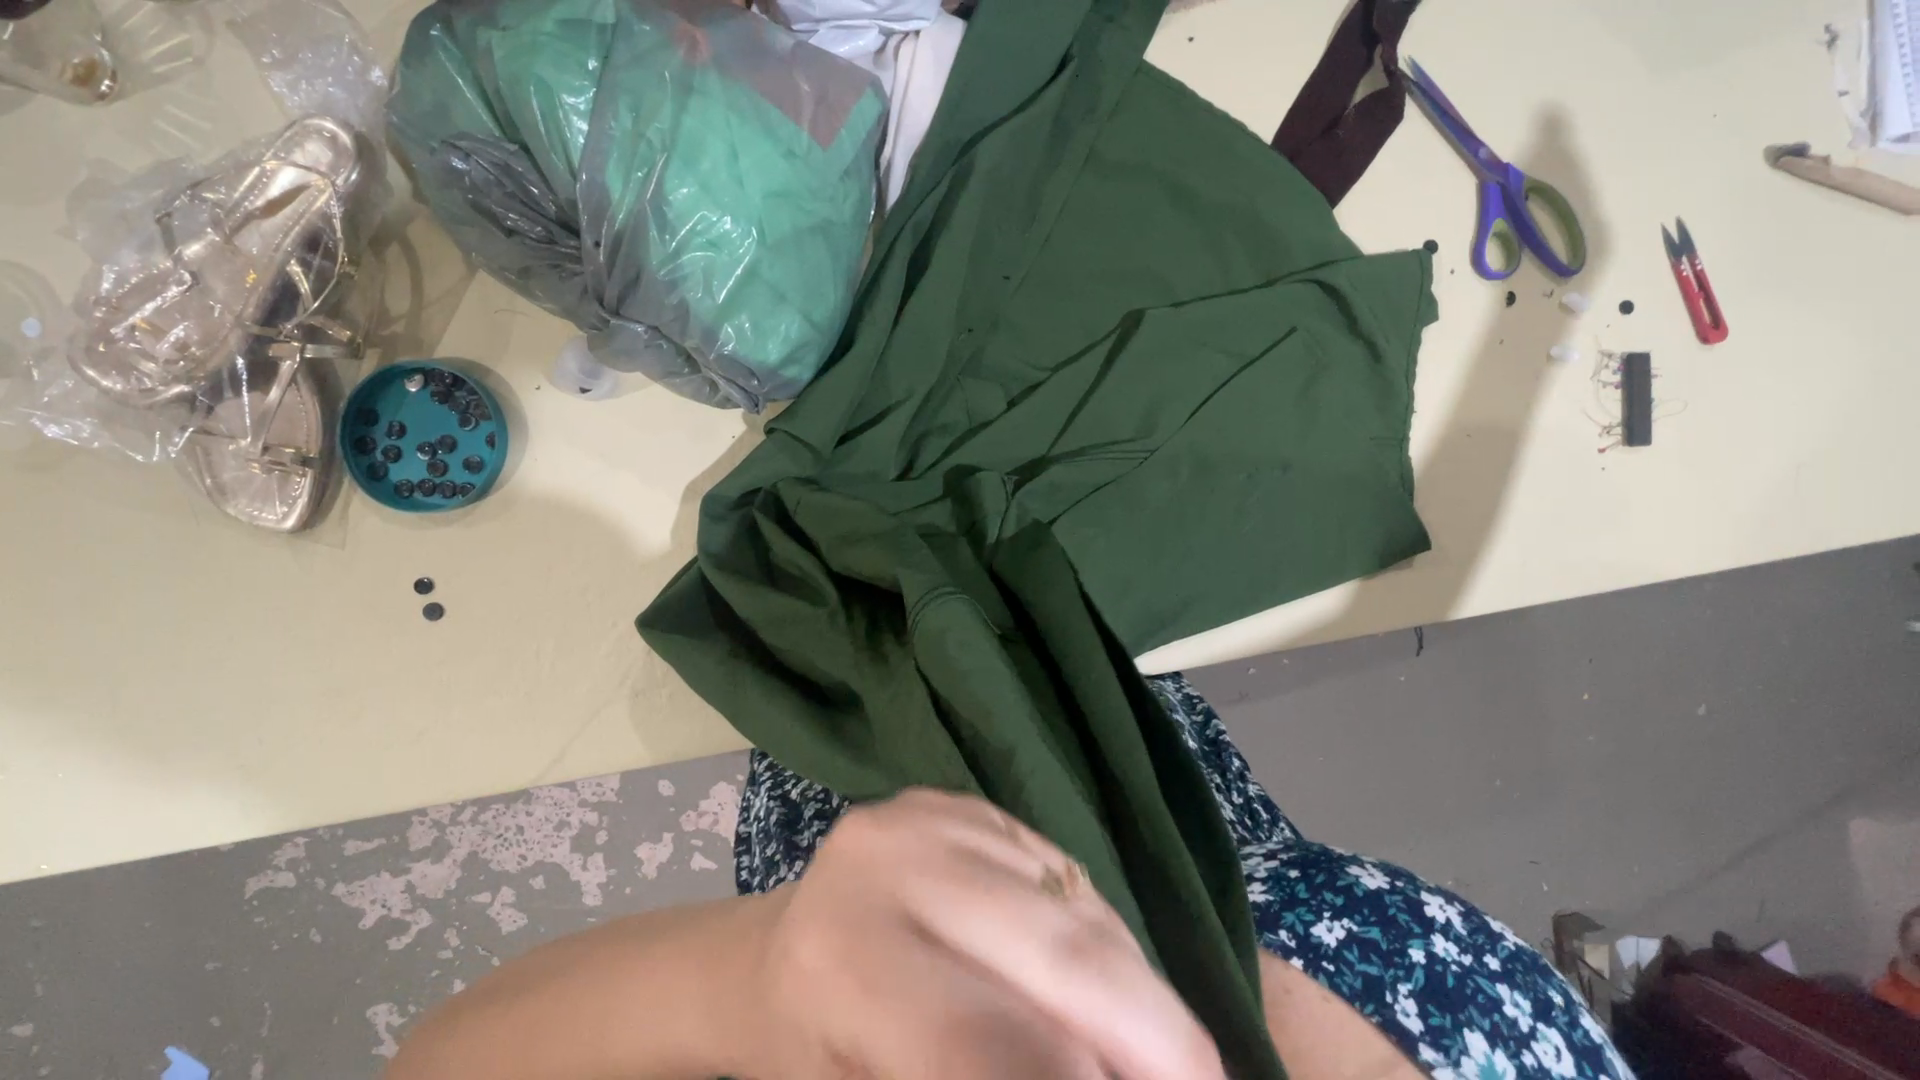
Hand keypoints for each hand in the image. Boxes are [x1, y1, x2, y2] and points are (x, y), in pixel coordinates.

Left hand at [747, 788, 1226, 1079]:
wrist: (779, 954)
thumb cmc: (817, 1052)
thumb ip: (988, 1076)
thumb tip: (1093, 1070)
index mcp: (848, 959)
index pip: (992, 1045)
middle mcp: (895, 862)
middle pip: (1067, 958)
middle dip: (1156, 1037)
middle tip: (1201, 1079)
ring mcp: (936, 816)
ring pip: (1084, 912)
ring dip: (1138, 990)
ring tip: (1157, 1046)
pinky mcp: (968, 802)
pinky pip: (1069, 878)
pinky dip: (1104, 942)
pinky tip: (1106, 986)